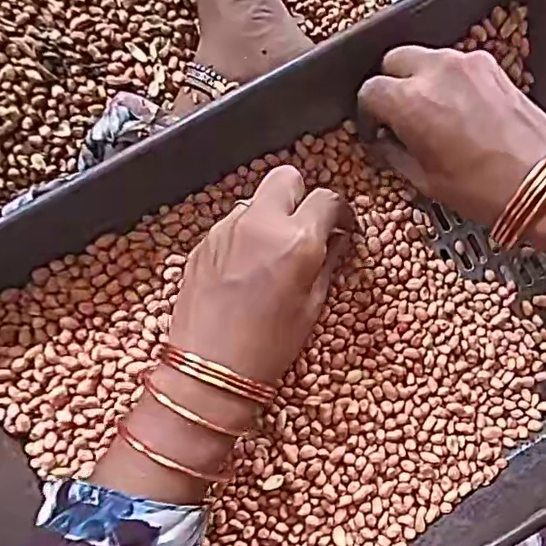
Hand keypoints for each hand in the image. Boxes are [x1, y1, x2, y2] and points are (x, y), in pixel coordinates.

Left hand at [168, 164, 351, 386]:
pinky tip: (248, 268)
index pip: (327, 199)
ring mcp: (227, 229)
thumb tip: (338, 241)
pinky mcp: (204, 241)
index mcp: (296, 240)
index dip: (340, 212)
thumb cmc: (266, 346)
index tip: (342, 226)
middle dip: (302, 196)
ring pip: (257, 200)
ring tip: (275, 253)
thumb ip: (328, 263)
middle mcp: (260, 224)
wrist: (210, 368)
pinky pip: (233, 223)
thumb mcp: (312, 306)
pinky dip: (246, 235)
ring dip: (271, 216)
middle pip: (287, 178)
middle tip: (307, 226)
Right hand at [355, 46, 545, 225]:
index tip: (375, 128)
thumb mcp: (426, 181)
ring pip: (425, 59)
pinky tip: (455, 112)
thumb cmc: (487, 189)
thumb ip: (395, 154)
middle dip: (389, 86)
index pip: (370, 90)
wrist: (542, 183)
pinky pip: (456, 65)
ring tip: (428, 116)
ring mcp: (467, 64)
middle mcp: (436, 72)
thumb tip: (384, 144)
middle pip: (393, 61)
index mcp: (411, 101)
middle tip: (395, 117)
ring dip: (418, 81)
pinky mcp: (492, 66)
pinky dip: (447, 81)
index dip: (368, 112)